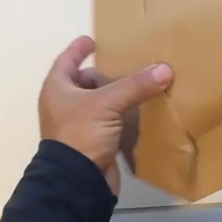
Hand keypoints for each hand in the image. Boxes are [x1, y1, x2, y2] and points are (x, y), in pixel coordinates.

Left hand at [38, 36, 172, 193]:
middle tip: (127, 65)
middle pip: (84, 81)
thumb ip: (135, 85)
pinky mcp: (90, 141)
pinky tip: (138, 111)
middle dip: (103, 74)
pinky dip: (119, 115)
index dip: (79, 49)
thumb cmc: (81, 133)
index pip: (67, 60)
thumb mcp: (107, 104)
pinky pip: (106, 121)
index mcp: (57, 88)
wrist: (77, 181)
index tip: (93, 40)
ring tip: (138, 85)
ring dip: (114, 95)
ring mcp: (76, 124)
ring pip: (97, 103)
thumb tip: (164, 69)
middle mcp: (63, 104)